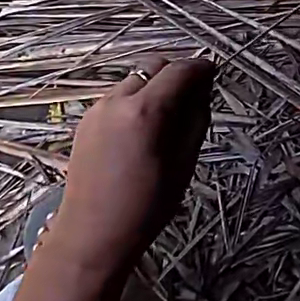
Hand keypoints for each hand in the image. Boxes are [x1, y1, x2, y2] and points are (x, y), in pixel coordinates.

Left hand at [46, 57, 213, 279]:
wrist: (92, 234)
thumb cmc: (145, 206)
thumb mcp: (184, 161)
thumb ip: (196, 118)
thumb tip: (203, 91)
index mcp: (146, 111)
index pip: (180, 70)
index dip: (201, 68)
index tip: (212, 73)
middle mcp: (118, 101)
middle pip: (154, 66)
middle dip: (176, 73)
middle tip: (194, 94)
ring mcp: (98, 109)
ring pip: (136, 80)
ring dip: (156, 87)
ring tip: (169, 115)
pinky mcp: (87, 120)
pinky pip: (119, 97)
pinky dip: (137, 100)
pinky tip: (145, 128)